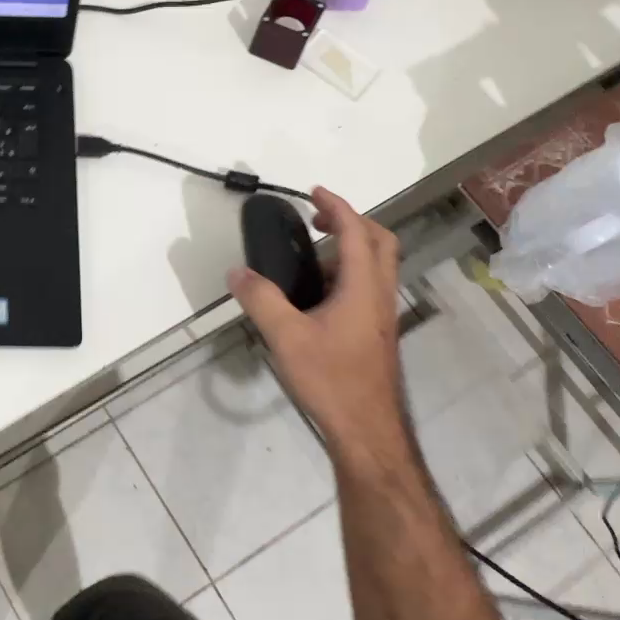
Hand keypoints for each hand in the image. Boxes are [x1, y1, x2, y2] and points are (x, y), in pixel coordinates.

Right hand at [229, 187, 406, 455]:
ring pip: (377, 265)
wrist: (366, 427)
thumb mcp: (286, 337)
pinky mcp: (376, 332)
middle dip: (351, 222)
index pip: (356, 232)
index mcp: (363, 287)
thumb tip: (237, 272)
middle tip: (317, 219)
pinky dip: (348, 273)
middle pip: (380, 242)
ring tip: (312, 255)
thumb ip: (261, 300)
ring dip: (350, 248)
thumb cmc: (331, 379)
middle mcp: (379, 294)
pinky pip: (368, 286)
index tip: (314, 192)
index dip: (337, 207)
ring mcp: (381, 314)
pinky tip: (318, 295)